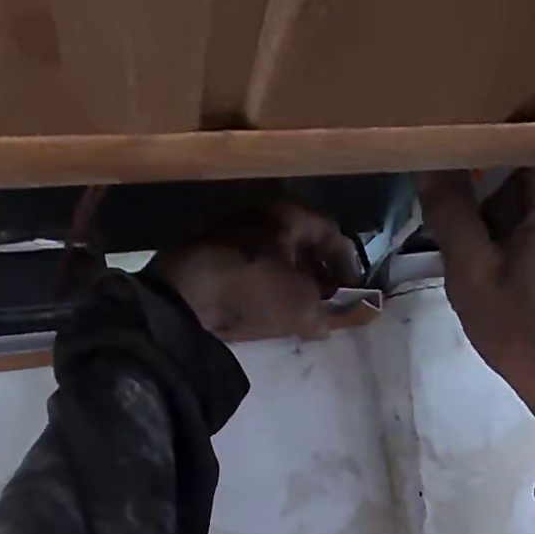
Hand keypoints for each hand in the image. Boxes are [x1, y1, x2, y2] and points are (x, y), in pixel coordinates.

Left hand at [148, 200, 362, 342]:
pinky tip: (260, 305)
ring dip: (287, 277)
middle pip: (299, 241)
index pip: (331, 234)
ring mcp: (226, 227)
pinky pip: (244, 263)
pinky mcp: (201, 249)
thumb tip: (326, 323)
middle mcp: (257, 210)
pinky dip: (259, 281)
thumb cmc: (252, 290)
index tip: (353, 291)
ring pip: (270, 251)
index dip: (347, 265)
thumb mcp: (299, 306)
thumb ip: (323, 313)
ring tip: (294, 306)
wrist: (181, 297)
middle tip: (325, 299)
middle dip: (317, 271)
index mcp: (286, 212)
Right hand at [418, 166, 534, 433]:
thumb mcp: (471, 275)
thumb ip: (449, 211)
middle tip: (482, 238)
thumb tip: (428, 163)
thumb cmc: (523, 331)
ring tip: (508, 255)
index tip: (459, 191)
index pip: (518, 135)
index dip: (480, 161)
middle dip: (505, 190)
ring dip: (528, 206)